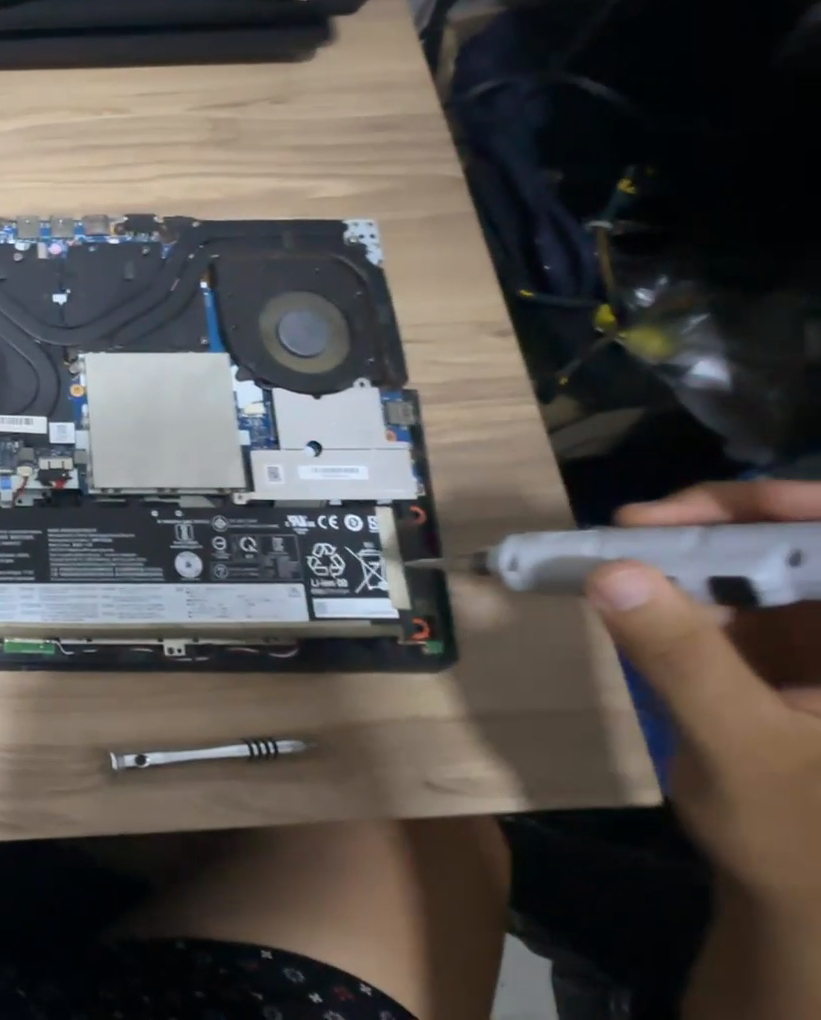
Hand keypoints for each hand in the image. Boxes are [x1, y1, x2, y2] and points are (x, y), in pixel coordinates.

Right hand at [586, 481, 820, 915]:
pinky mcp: (791, 659)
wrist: (808, 902)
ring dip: (698, 549)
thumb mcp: (737, 747)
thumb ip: (681, 658)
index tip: (696, 509)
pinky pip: (742, 600)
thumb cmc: (795, 837)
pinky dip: (686, 586)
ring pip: (773, 566)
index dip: (790, 509)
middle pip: (808, 547)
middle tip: (637, 525)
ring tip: (621, 547)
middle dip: (728, 522)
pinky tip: (636, 588)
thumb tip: (611, 572)